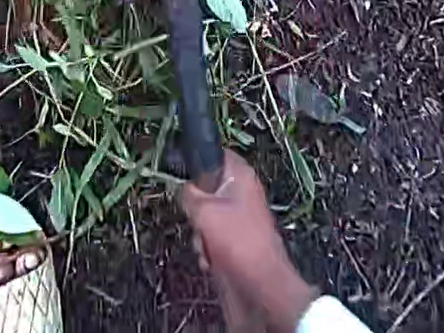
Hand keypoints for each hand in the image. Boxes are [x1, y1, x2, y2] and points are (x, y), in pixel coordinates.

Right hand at [180, 151, 319, 332]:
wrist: (263, 289)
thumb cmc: (237, 241)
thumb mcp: (204, 211)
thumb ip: (188, 194)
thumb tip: (181, 187)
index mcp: (241, 175)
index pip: (215, 154)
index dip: (198, 161)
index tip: (183, 175)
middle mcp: (243, 192)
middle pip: (207, 188)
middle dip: (196, 207)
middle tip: (196, 219)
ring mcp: (241, 217)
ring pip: (208, 214)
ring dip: (200, 232)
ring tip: (205, 245)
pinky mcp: (238, 241)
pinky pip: (215, 236)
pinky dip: (209, 247)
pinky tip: (210, 260)